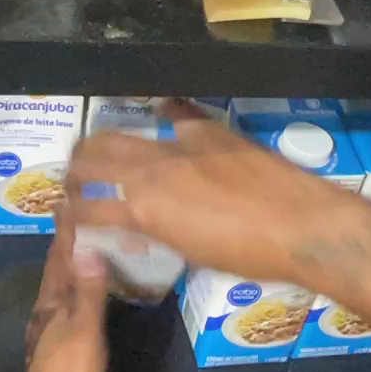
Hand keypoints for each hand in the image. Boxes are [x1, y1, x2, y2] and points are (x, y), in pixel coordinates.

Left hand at [15, 219, 110, 371]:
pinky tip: (94, 296)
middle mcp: (47, 316)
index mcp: (50, 307)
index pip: (59, 258)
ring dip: (75, 266)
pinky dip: (83, 292)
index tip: (72, 198)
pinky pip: (73, 309)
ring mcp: (52, 335)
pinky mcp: (62, 353)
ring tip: (93, 245)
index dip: (66, 230)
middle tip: (86, 213)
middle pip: (58, 271)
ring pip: (64, 290)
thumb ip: (88, 294)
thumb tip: (88, 247)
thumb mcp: (83, 335)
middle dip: (69, 243)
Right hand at [65, 102, 367, 286]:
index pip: (88, 209)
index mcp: (145, 210)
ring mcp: (181, 144)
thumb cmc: (250, 256)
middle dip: (74, 167)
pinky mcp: (210, 130)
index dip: (70, 215)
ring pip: (125, 132)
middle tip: (72, 177)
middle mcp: (153, 171)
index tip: (67, 216)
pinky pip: (175, 115)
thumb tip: (146, 226)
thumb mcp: (193, 256)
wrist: (304, 225)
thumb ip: (159, 234)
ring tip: (102, 149)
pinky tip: (160, 114)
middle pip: (93, 156)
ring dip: (105, 142)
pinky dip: (161, 117)